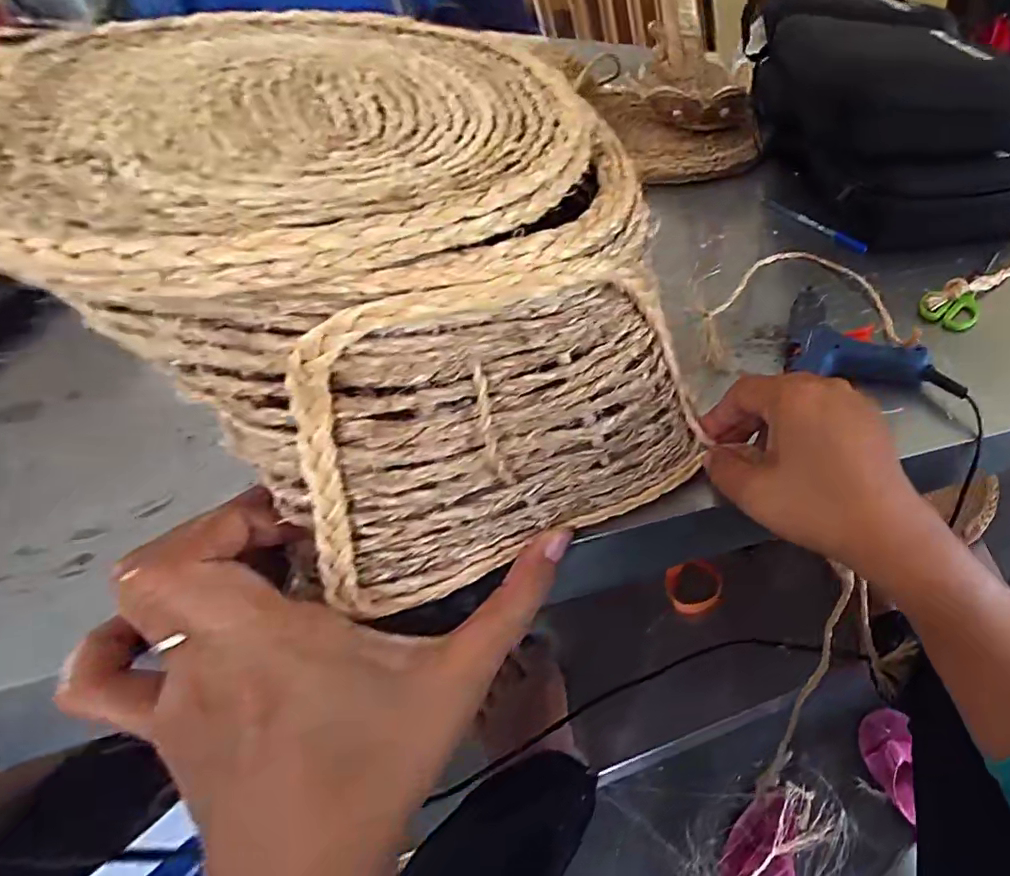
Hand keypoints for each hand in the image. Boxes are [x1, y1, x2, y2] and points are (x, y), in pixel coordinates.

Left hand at [56, 487, 568, 875]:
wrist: (312, 864)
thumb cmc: (386, 758)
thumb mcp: (465, 672)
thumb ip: (515, 600)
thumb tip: (558, 535)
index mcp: (263, 640)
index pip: (182, 564)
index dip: (226, 521)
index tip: (304, 513)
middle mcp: (201, 663)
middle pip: (152, 577)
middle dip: (219, 537)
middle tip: (301, 531)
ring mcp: (171, 703)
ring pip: (133, 620)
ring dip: (185, 580)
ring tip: (256, 569)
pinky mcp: (165, 733)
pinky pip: (104, 685)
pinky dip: (123, 645)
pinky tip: (176, 634)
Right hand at [700, 373, 941, 576]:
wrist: (884, 523)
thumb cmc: (815, 505)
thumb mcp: (755, 492)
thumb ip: (724, 467)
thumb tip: (716, 453)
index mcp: (793, 393)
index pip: (743, 391)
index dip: (719, 416)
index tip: (707, 444)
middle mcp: (826, 385)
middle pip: (775, 391)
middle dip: (748, 419)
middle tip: (732, 452)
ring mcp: (855, 398)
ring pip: (804, 401)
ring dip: (779, 423)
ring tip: (768, 458)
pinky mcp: (873, 417)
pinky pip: (830, 411)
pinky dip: (809, 426)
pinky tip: (807, 458)